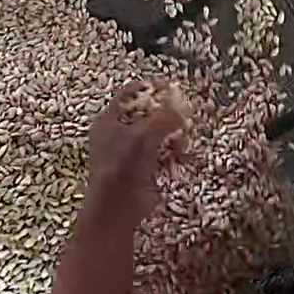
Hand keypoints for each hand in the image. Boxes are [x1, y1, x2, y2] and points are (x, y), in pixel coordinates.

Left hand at [83, 80, 187, 231]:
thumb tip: (183, 109)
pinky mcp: (144, 169)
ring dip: (173, 135)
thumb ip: (165, 117)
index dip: (151, 88)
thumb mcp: (144, 133)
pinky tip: (180, 157)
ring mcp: (131, 153)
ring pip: (158, 134)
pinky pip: (163, 154)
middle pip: (148, 114)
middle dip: (168, 115)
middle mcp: (118, 134)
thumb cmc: (123, 164)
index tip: (171, 87)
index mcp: (109, 120)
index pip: (130, 95)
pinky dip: (173, 153)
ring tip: (183, 140)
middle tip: (184, 114)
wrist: (119, 206)